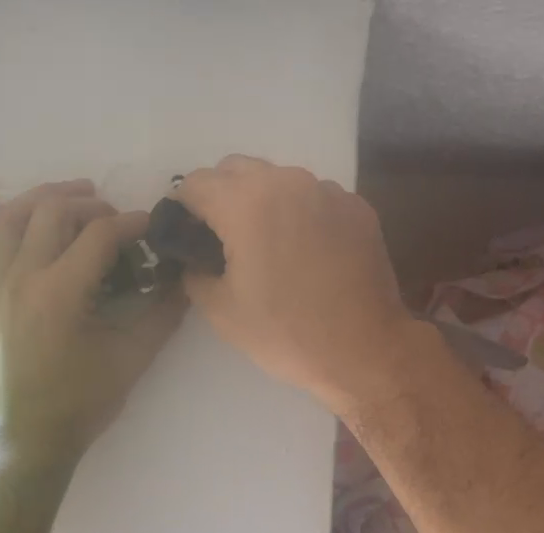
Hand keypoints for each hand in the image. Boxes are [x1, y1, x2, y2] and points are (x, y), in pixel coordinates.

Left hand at [0, 175, 186, 462]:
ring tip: (74, 194)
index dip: (132, 224)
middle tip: (118, 223)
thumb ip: (161, 315)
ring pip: (12, 217)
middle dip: (93, 207)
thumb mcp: (132, 359)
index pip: (100, 235)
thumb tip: (185, 279)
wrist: (35, 435)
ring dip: (44, 197)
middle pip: (55, 213)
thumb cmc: (85, 401)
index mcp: (61, 292)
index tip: (154, 230)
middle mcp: (23, 277)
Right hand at [174, 156, 418, 410]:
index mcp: (246, 204)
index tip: (181, 234)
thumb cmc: (286, 334)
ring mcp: (327, 190)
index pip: (195, 184)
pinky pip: (314, 198)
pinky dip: (299, 215)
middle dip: (219, 197)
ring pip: (278, 180)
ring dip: (261, 202)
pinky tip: (304, 254)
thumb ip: (195, 274)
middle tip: (219, 240)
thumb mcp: (222, 312)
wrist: (363, 351)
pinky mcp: (356, 208)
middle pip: (236, 169)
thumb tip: (194, 260)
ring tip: (265, 246)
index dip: (180, 208)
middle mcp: (287, 182)